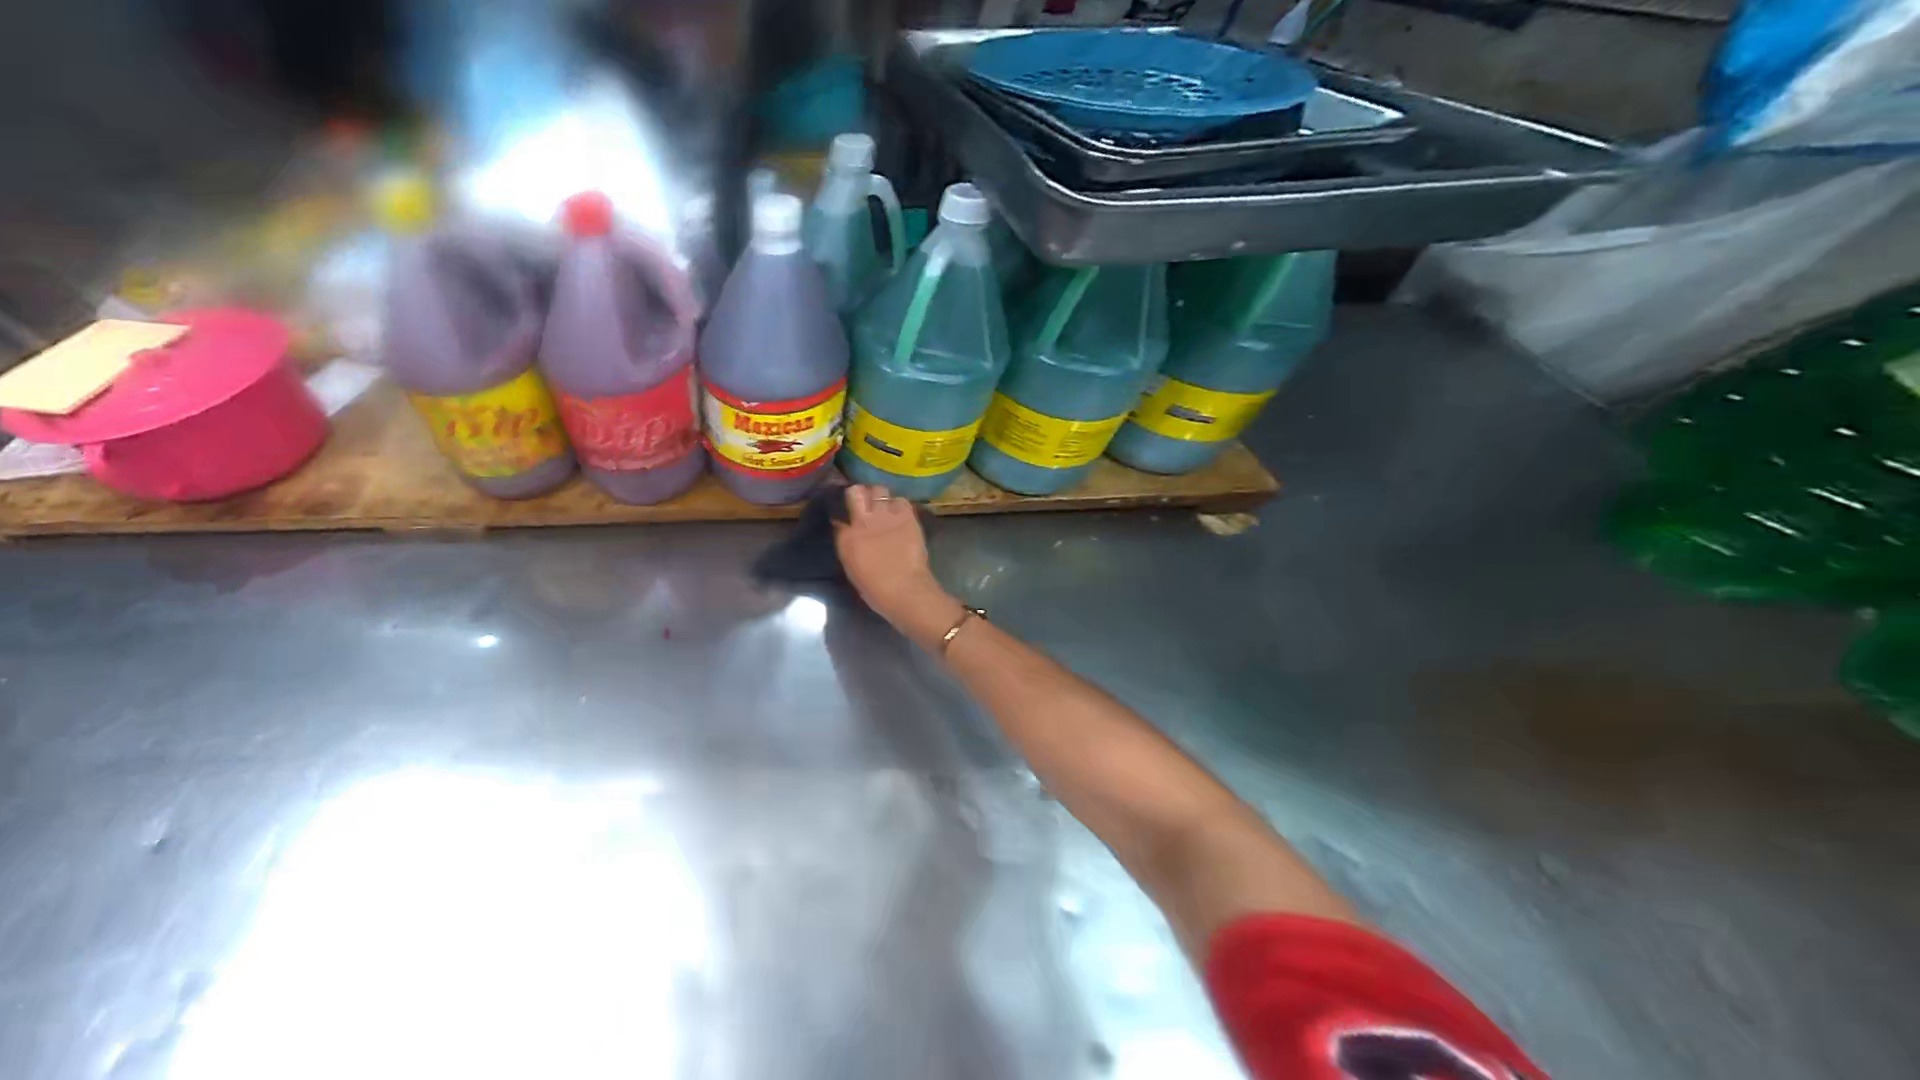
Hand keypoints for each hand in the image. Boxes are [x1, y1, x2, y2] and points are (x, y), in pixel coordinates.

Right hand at [833, 485, 961, 645]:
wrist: (904, 589)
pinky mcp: (906, 515)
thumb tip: (849, 534)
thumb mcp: (853, 569)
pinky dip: (900, 505)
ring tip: (885, 506)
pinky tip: (901, 514)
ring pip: (879, 490)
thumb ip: (850, 547)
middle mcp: (862, 521)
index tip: (848, 520)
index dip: (845, 517)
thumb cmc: (876, 590)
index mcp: (846, 538)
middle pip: (856, 492)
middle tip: (866, 501)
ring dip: (880, 497)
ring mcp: (885, 515)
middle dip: (860, 494)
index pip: (839, 517)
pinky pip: (901, 500)